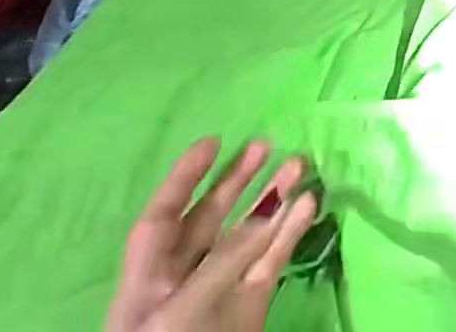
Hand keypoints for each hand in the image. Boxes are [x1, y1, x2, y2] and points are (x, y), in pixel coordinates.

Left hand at [105, 137, 316, 331]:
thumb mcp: (179, 317)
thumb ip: (223, 265)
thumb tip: (267, 216)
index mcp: (147, 280)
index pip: (163, 216)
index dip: (184, 178)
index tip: (213, 142)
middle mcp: (184, 280)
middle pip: (208, 217)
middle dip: (236, 181)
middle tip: (265, 145)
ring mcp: (221, 294)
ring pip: (247, 237)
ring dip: (272, 201)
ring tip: (299, 164)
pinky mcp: (251, 310)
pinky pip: (271, 264)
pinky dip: (290, 234)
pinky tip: (308, 205)